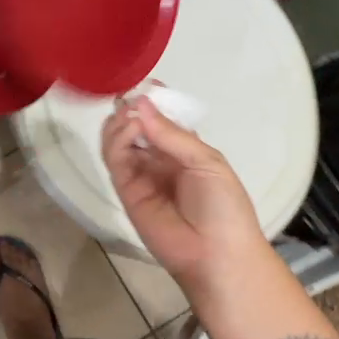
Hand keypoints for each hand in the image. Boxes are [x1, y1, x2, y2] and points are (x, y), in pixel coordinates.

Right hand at [102, 96, 267, 289]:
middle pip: (134, 126)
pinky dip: (117, 141)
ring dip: (120, 123)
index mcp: (184, 148)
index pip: (161, 118)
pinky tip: (128, 131)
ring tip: (129, 117)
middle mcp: (159, 158)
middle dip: (130, 109)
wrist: (216, 254)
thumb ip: (172, 134)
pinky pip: (115, 161)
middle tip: (129, 98)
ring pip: (119, 141)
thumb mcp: (206, 161)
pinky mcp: (125, 191)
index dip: (151, 101)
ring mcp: (140, 175)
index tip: (144, 84)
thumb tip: (139, 104)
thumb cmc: (224, 206)